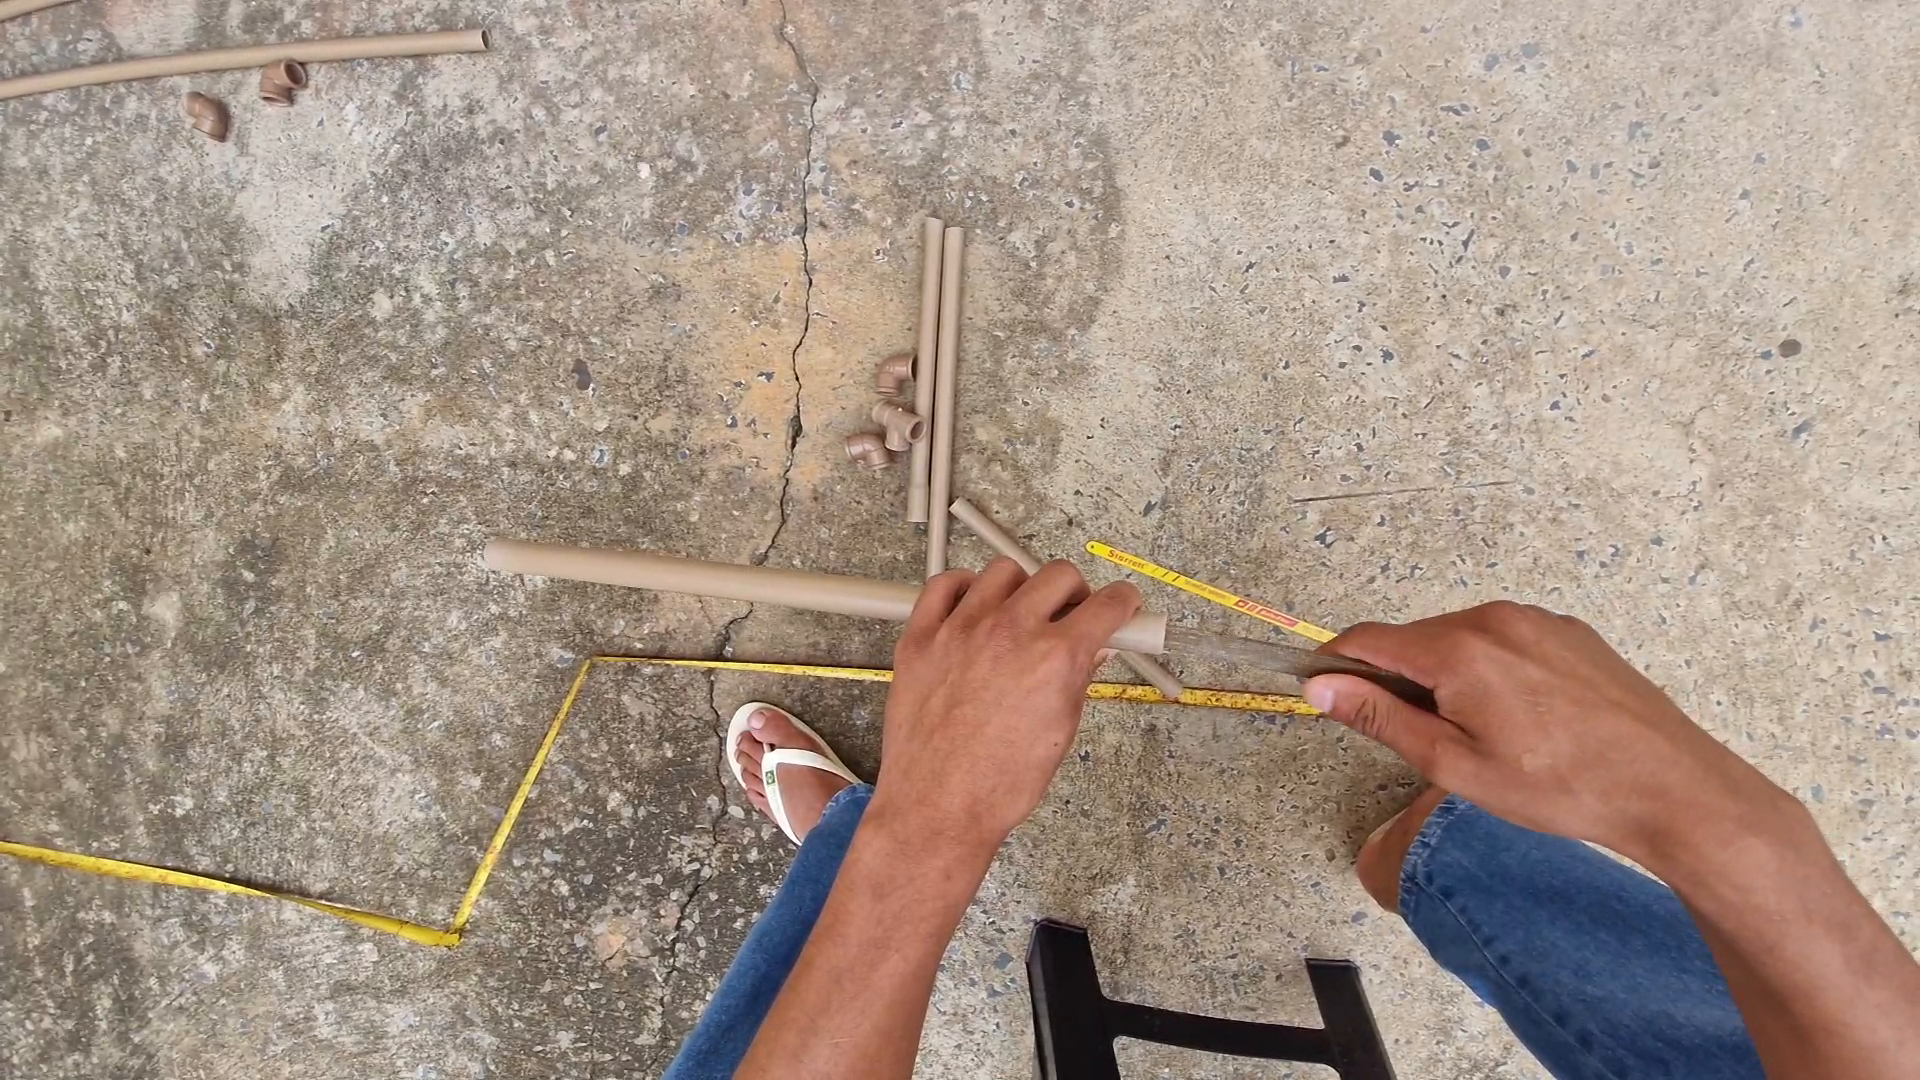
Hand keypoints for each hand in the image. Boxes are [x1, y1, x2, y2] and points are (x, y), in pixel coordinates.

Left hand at [874, 558, 1141, 856]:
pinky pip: (943, 584)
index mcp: (1054, 657)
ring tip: (1017, 614)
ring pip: (1003, 571)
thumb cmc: (1000, 783)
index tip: (1121, 603)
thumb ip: (1079, 677)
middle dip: (1075, 592)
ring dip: (1020, 587)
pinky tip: (971, 608)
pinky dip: (962, 588)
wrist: (938, 806)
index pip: (1106, 604)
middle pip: (1058, 574)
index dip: (1123, 602)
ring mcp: (961, 629)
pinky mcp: (921, 636)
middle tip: (1069, 614)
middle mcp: (1009, 631)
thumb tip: (1093, 648)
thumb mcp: (1060, 730)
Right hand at [1303, 601, 1794, 867]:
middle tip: (1416, 731)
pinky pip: (1499, 635)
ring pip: (1453, 636)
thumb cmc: (1558, 788)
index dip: (1334, 663)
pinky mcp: (1568, 630)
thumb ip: (1378, 716)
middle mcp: (1491, 618)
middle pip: (1410, 638)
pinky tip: (1518, 710)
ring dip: (1439, 670)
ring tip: (1475, 726)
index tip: (1324, 691)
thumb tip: (1318, 687)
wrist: (1684, 795)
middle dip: (1393, 674)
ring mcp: (1534, 619)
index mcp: (1456, 649)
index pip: (1365, 638)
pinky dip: (1483, 663)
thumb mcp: (1452, 764)